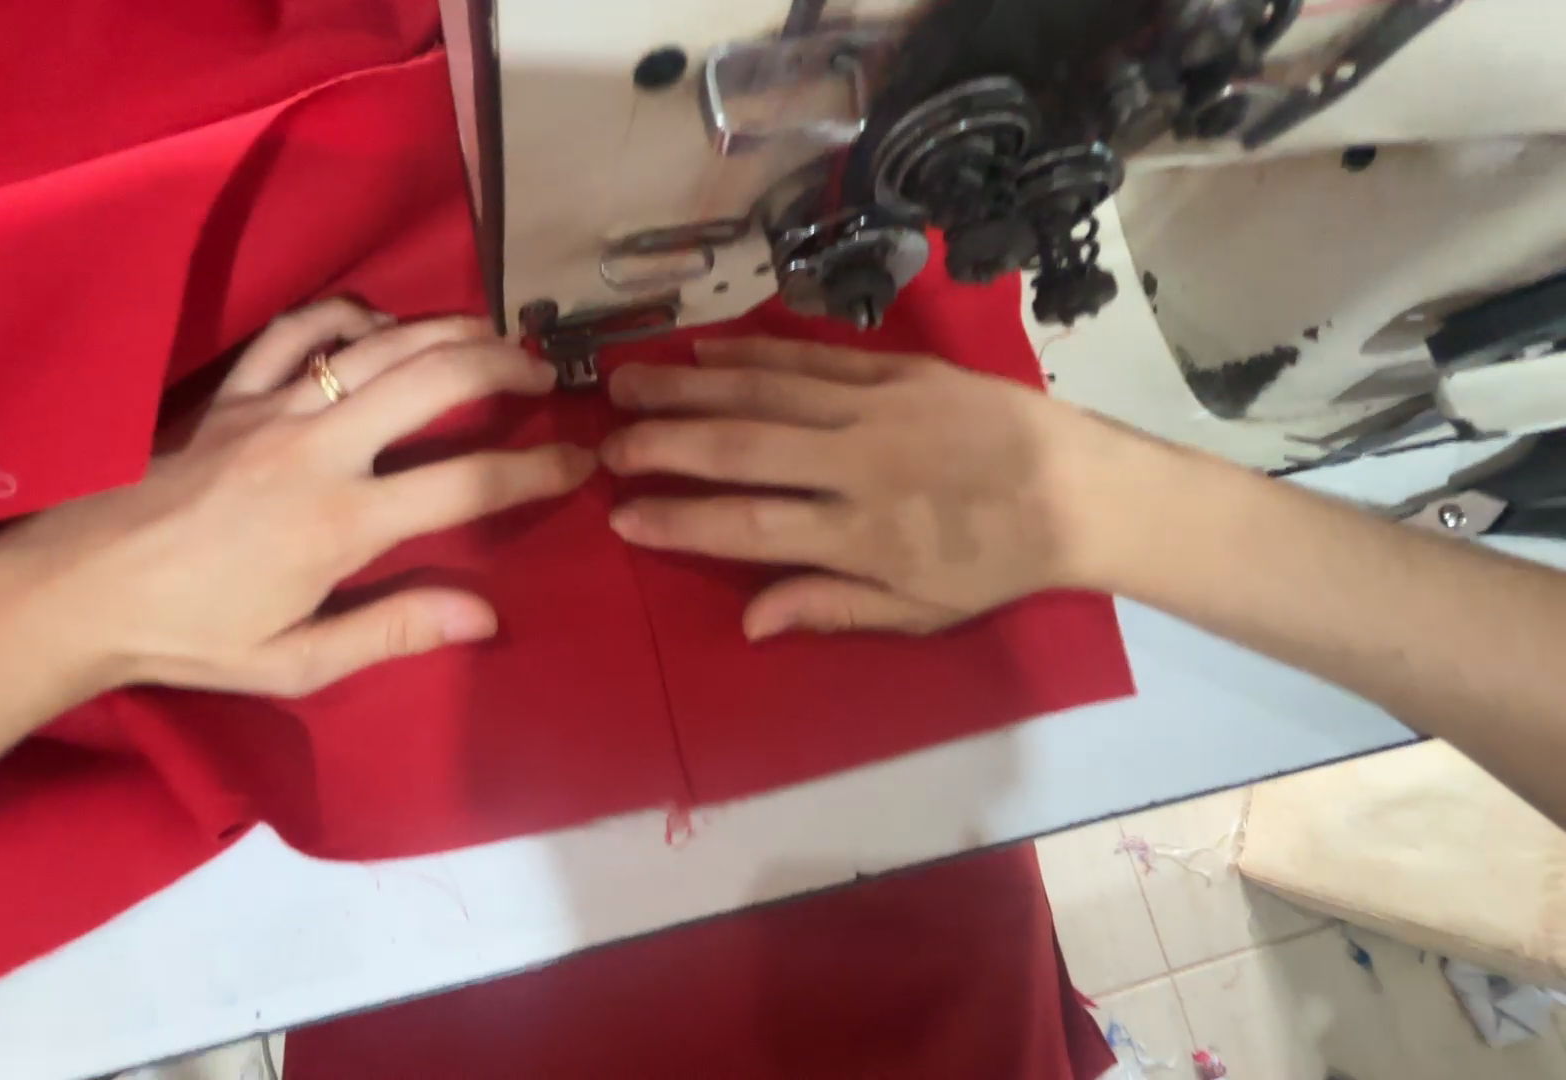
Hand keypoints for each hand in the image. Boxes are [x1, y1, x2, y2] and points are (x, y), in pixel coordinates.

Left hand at [0, 300, 593, 696]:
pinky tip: (381, 328)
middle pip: (433, 383)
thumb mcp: (297, 662)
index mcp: (340, 525)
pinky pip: (297, 331)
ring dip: (448, 333)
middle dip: (504, 368)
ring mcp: (270, 411)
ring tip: (494, 337)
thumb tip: (487, 616)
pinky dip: (350, 318)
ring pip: (379, 346)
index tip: (578, 459)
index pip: (468, 484)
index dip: (537, 468)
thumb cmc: (191, 638)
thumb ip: (396, 632)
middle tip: (544, 374)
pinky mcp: (229, 393)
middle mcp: (317, 451)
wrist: (71, 592)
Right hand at [602, 337, 1124, 638]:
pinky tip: (700, 351)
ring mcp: (878, 408)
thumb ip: (830, 609)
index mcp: (864, 537)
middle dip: (663, 445)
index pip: (750, 527)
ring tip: (627, 383)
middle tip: (603, 443)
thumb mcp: (919, 611)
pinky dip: (749, 353)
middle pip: (743, 449)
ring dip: (688, 388)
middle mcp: (859, 466)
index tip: (623, 518)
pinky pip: (810, 357)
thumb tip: (748, 623)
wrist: (1087, 491)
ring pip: (765, 392)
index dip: (681, 522)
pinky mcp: (898, 369)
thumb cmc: (995, 564)